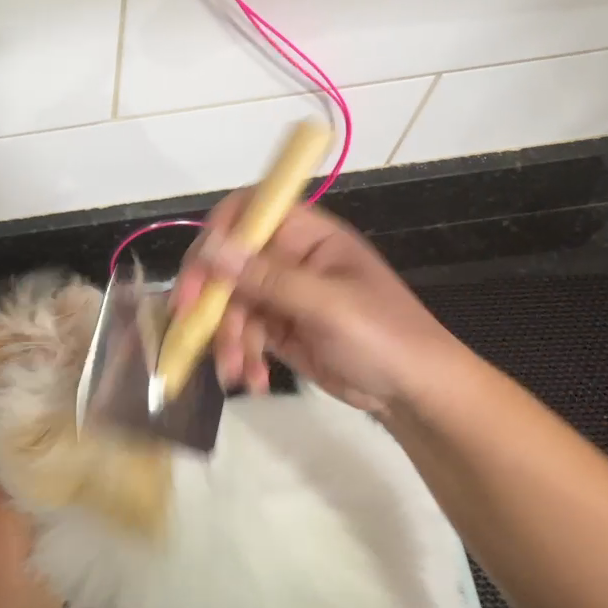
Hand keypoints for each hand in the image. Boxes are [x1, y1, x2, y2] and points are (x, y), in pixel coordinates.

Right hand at [172, 199, 473, 415]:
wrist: (415, 395)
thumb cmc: (386, 337)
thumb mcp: (328, 306)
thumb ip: (268, 278)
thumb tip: (211, 248)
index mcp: (306, 236)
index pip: (248, 212)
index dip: (219, 232)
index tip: (201, 268)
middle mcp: (287, 258)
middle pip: (226, 261)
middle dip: (210, 297)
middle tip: (192, 324)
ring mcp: (278, 295)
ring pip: (226, 303)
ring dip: (226, 338)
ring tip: (238, 372)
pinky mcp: (274, 328)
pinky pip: (238, 333)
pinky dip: (239, 356)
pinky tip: (253, 379)